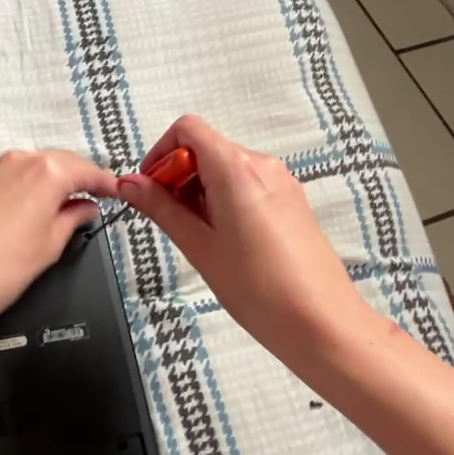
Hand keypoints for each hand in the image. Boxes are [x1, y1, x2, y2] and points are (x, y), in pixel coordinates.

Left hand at [0, 150, 110, 331]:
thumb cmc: (2, 269)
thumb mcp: (50, 245)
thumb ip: (72, 218)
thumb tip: (84, 208)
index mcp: (46, 172)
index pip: (86, 170)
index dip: (105, 182)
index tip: (116, 192)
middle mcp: (19, 160)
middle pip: (59, 162)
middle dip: (78, 177)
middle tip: (94, 196)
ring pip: (32, 167)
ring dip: (50, 180)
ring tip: (63, 203)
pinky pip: (9, 176)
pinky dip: (25, 186)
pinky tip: (29, 207)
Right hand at [106, 116, 375, 358]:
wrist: (324, 325)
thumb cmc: (257, 289)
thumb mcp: (199, 247)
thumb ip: (161, 208)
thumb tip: (129, 183)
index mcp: (235, 168)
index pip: (187, 129)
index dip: (161, 153)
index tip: (151, 189)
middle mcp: (261, 164)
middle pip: (206, 147)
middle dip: (179, 176)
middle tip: (171, 220)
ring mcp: (281, 181)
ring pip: (226, 167)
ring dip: (201, 189)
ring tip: (200, 236)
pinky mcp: (292, 200)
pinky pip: (248, 183)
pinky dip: (225, 198)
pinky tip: (226, 239)